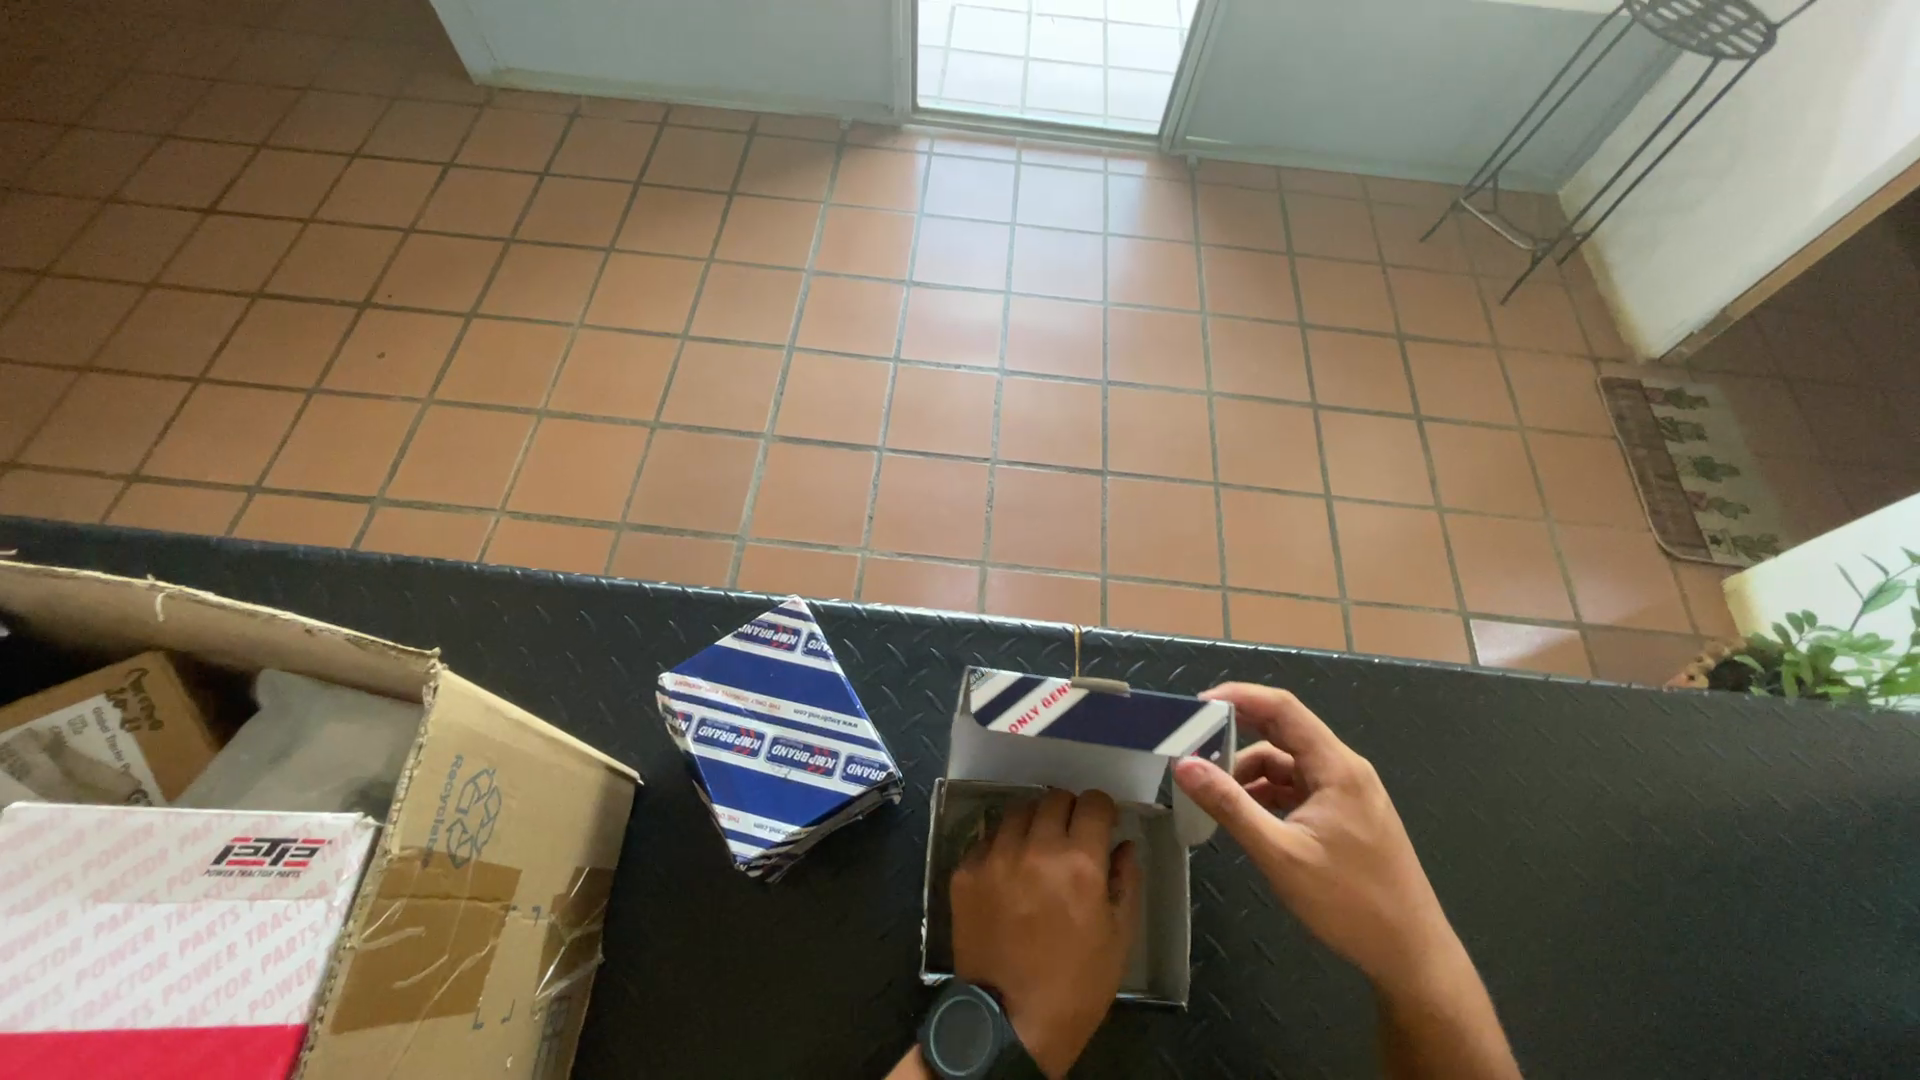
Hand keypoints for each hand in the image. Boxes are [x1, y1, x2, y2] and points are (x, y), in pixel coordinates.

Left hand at [949, 789, 1142, 1078]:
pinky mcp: (965, 872)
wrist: (1010, 1023)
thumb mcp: (1119, 937)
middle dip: (1068, 811)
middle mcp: (1035, 849)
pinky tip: (1009, 872)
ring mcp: (995, 858)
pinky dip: (1002, 846)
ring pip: (1017, 812)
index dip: (1102, 809)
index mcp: (1080, 862)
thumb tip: (1124, 845)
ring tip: (1037, 850)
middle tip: (1071, 837)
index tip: (1102, 823)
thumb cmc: (1077, 985)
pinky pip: (986, 839)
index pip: (1093, 802)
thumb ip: (1125, 881)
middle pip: (1053, 798)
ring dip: (1033, 823)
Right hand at [1171, 684, 1455, 994]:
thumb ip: (1230, 805)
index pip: (1283, 708)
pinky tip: (1245, 814)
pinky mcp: (1345, 816)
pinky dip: (1267, 793)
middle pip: (1283, 732)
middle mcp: (1344, 770)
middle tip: (1192, 748)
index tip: (1196, 706)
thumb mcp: (1280, 854)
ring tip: (1214, 795)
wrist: (1412, 956)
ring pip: (1287, 764)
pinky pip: (1297, 788)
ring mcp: (1347, 794)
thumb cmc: (1349, 902)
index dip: (1238, 697)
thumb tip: (1184, 765)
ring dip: (1249, 772)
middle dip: (1236, 736)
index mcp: (1337, 767)